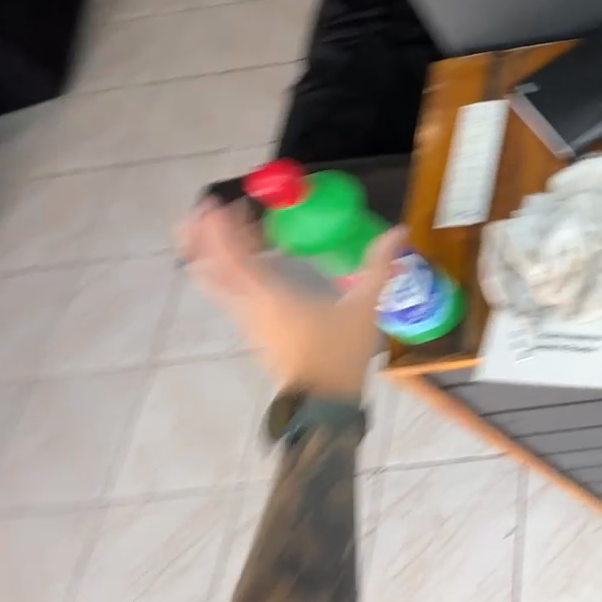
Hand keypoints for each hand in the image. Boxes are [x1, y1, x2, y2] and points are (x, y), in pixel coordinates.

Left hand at [178, 199, 406, 400]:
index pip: (232, 256)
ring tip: (234, 228)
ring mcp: (248, 320)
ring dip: (218, 252)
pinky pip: (232, 292)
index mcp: (269, 296)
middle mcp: (249, 305)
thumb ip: (377, 266)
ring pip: (218, 280)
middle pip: (209, 267)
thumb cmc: (340, 352)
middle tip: (209, 208)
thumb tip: (399, 232)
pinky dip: (232, 269)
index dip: (220, 229)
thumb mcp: (363, 306)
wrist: (324, 400)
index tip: (219, 202)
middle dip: (202, 236)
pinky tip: (256, 261)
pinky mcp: (255, 330)